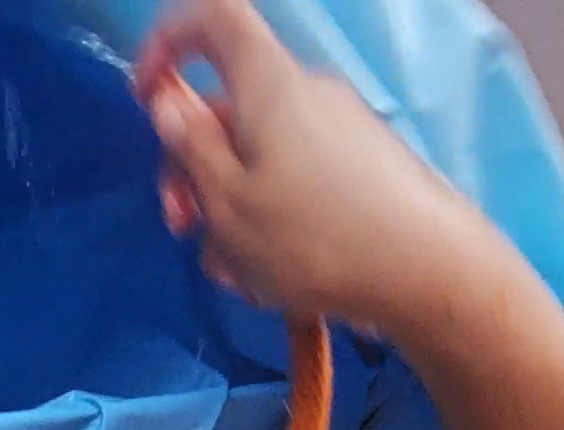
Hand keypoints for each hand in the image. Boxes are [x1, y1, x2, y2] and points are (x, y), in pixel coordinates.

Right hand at [134, 0, 514, 340]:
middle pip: (226, 108)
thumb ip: (190, 146)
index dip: (168, 43)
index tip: (144, 96)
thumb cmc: (308, 238)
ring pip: (253, 156)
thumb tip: (168, 102)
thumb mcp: (226, 202)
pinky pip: (287, 176)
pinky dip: (263, 215)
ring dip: (226, 208)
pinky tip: (267, 267)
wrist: (420, 270)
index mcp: (266, 85)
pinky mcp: (356, 162)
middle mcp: (303, 92)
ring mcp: (334, 127)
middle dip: (192, 167)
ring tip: (233, 268)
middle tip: (183, 228)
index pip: (214, 20)